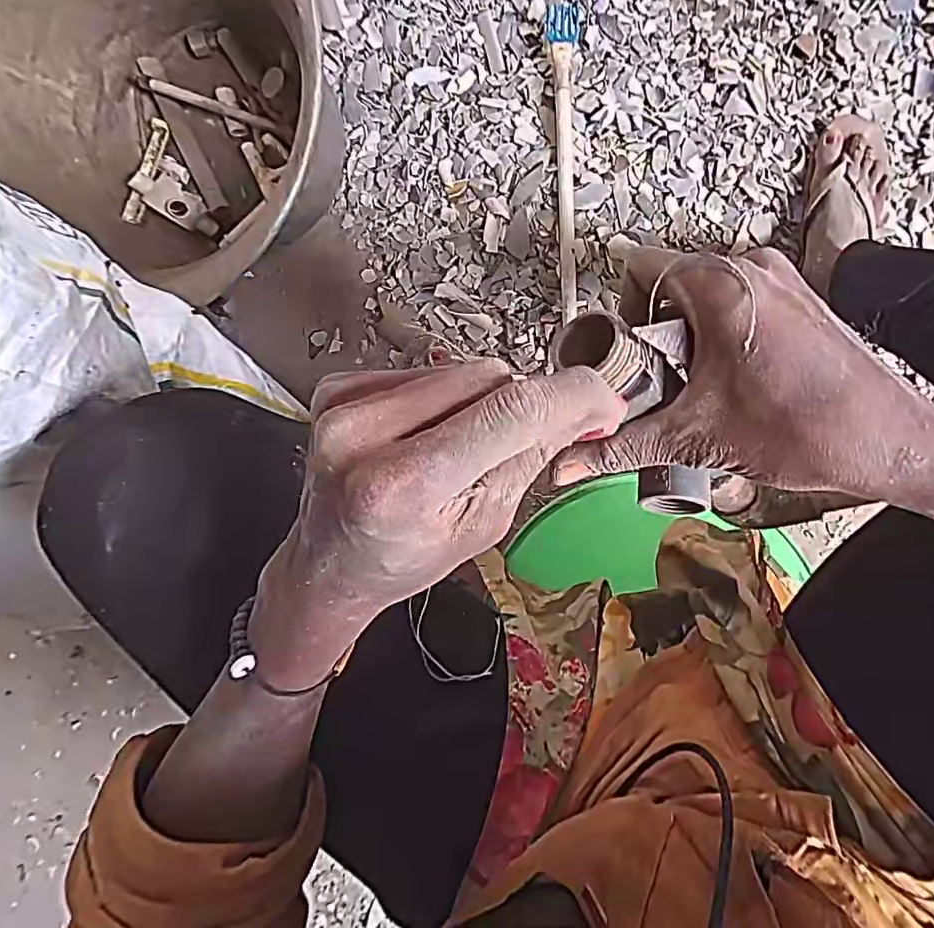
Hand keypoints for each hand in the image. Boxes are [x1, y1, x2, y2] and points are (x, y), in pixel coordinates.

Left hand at [250, 360, 623, 688]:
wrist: (329, 564)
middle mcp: (363, 435)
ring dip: (481, 400)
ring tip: (460, 446)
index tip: (604, 397)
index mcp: (403, 486)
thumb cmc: (401, 559)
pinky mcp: (338, 386)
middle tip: (521, 440)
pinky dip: (445, 395)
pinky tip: (429, 433)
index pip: (509, 412)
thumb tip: (585, 410)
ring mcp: (344, 405)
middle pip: (487, 378)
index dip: (570, 396)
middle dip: (522, 404)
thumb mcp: (481, 525)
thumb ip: (530, 456)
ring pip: (459, 369)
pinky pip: (425, 370)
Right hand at [552, 248, 933, 502]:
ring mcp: (779, 280)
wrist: (893, 444)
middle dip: (653, 334)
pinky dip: (718, 336)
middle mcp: (750, 267)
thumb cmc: (814, 429)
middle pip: (667, 283)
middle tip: (661, 382)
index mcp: (720, 283)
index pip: (636, 267)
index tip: (625, 354)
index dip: (619, 312)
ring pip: (701, 295)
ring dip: (686, 338)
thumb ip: (623, 448)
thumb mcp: (699, 438)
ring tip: (698, 388)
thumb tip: (571, 463)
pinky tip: (730, 383)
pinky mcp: (796, 299)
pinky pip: (736, 303)